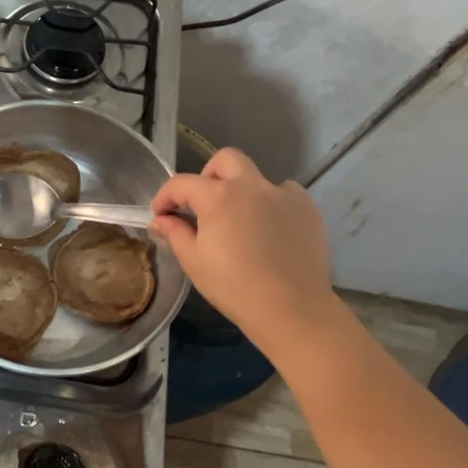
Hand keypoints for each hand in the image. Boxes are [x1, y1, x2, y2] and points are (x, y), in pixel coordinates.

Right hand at [150, 148, 335, 333]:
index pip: (182, 183)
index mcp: (219, 197)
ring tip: (240, 222)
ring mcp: (284, 194)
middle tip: (203, 203)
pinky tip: (270, 230)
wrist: (291, 307)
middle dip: (208, 175)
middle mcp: (252, 186)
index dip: (165, 196)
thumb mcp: (194, 261)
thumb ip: (175, 233)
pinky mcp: (307, 209)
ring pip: (258, 177)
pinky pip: (285, 194)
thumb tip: (161, 220)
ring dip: (242, 191)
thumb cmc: (234, 286)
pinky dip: (272, 204)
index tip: (160, 214)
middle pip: (226, 159)